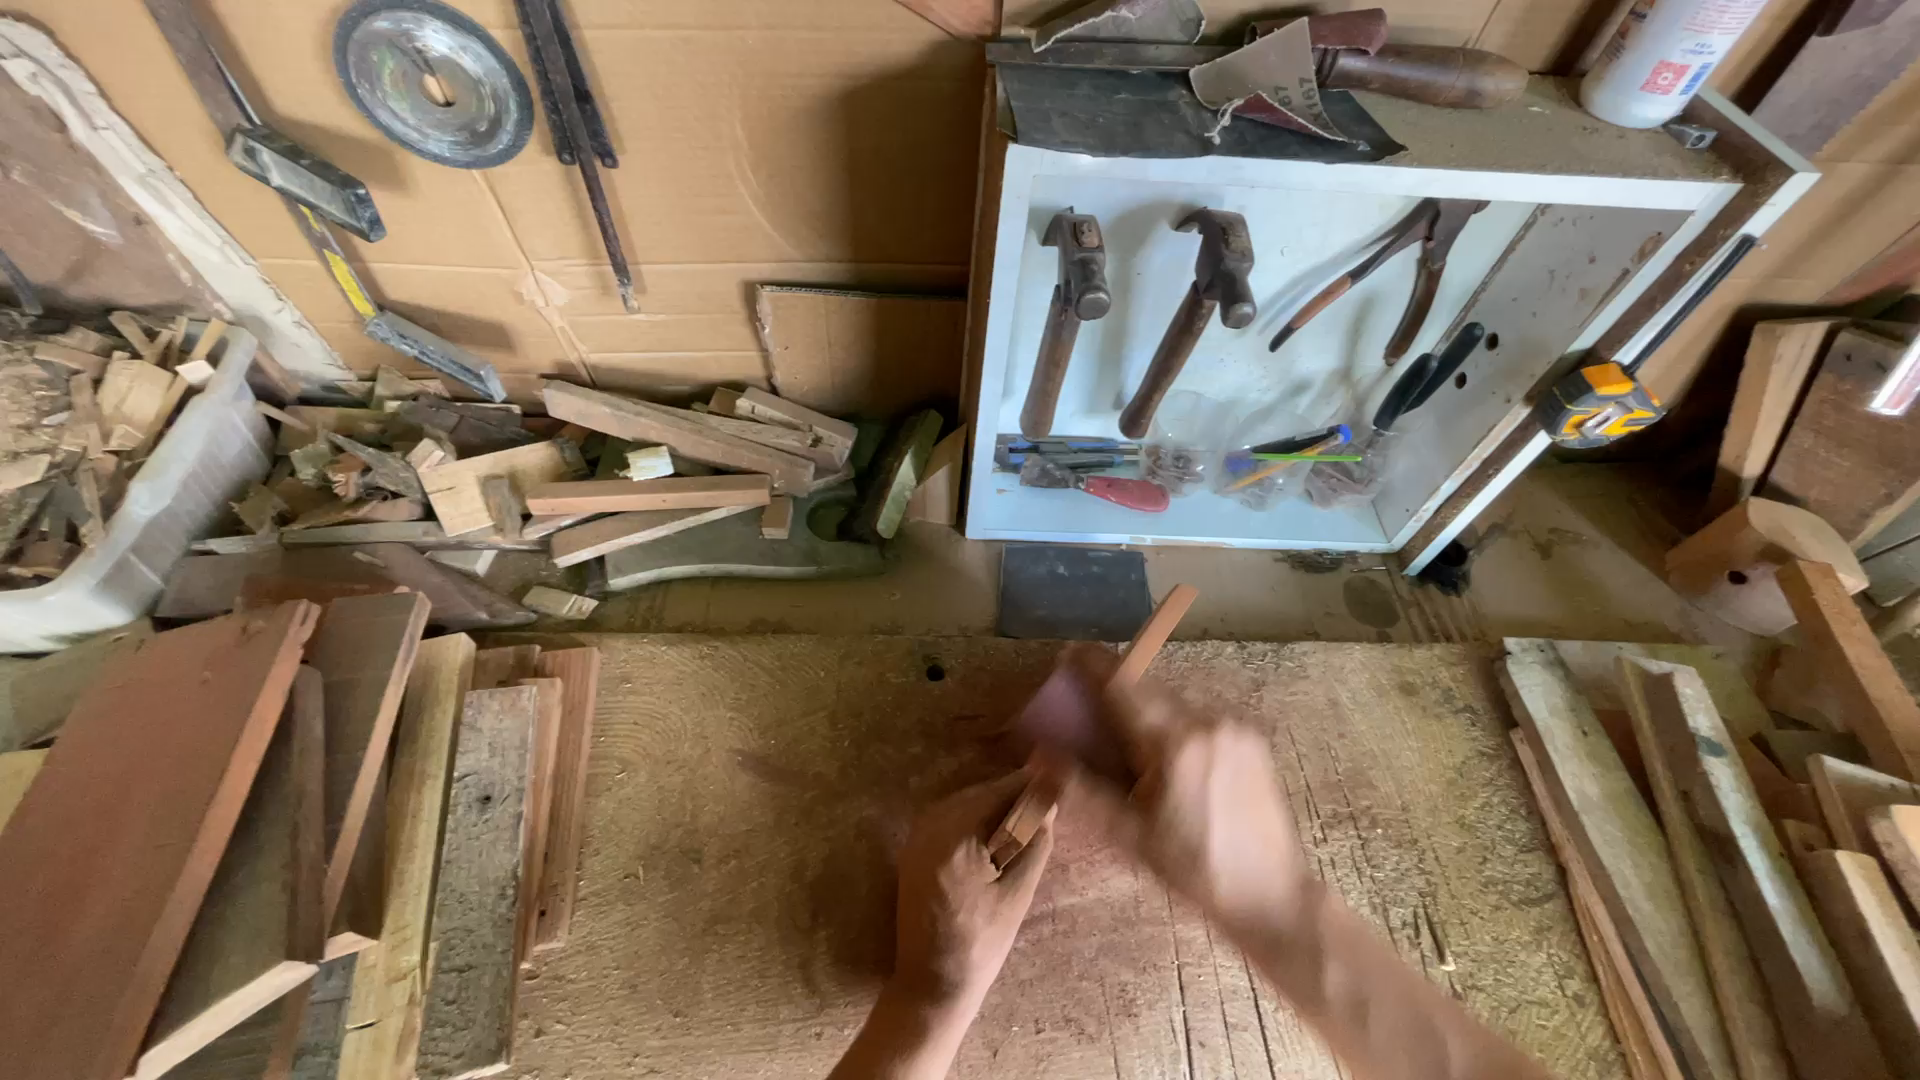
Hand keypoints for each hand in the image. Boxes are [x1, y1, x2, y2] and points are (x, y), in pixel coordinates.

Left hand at [892, 771, 1053, 1007]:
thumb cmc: (981, 944)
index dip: (1029, 784)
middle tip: (1046, 802)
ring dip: (994, 805)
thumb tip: (1048, 803)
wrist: (931, 983)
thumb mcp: (1017, 893)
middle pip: (980, 792)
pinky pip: (950, 816)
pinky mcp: (913, 846)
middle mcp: (930, 825)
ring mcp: (917, 834)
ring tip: (1027, 819)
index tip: (1057, 781)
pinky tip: (996, 835)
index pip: (999, 791)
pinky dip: (975, 818)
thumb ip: (1035, 842)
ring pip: (965, 801)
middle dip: (1012, 794)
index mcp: (955, 835)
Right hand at [1032, 645, 1312, 939]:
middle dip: (1114, 689)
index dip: (1092, 662)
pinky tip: (1164, 755)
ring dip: (1144, 707)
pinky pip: (1198, 714)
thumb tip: (1035, 756)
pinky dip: (1172, 721)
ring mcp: (1235, 725)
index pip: (1123, 682)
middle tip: (1087, 708)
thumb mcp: (1129, 836)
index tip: (1067, 654)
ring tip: (1125, 737)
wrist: (1274, 897)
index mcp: (1176, 741)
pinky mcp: (1251, 737)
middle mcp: (1208, 720)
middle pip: (1147, 688)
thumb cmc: (1195, 870)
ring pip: (1173, 700)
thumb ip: (1080, 790)